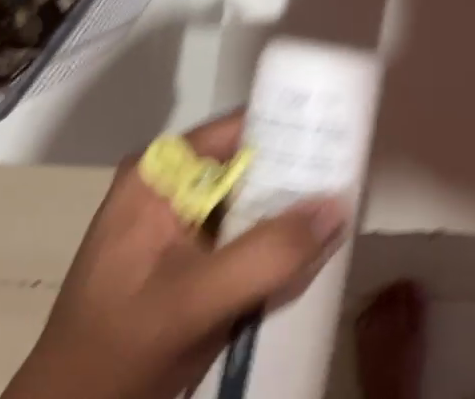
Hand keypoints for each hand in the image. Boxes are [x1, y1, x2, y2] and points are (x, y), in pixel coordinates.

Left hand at [4, 113, 349, 398]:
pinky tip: (310, 259)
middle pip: (254, 165)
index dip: (296, 128)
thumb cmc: (120, 346)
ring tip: (343, 220)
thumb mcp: (194, 299)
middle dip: (302, 179)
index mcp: (160, 174)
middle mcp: (173, 186)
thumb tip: (338, 205)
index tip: (348, 139)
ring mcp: (183, 224)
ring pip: (255, 203)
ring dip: (294, 217)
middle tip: (354, 186)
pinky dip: (278, 248)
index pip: (243, 128)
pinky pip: (248, 237)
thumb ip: (267, 254)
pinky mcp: (193, 260)